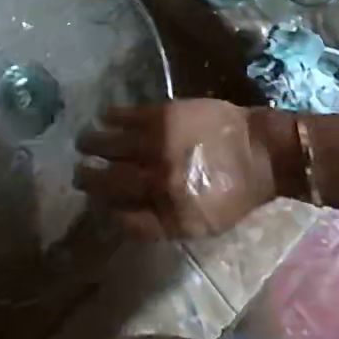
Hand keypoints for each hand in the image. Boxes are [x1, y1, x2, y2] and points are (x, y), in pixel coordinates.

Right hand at [74, 100, 280, 238]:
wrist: (260, 151)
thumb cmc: (235, 192)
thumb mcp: (202, 223)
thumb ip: (162, 221)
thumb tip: (123, 212)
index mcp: (171, 215)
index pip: (123, 219)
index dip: (104, 210)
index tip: (94, 202)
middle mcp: (158, 182)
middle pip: (109, 182)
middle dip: (88, 178)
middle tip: (77, 173)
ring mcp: (156, 145)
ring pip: (108, 146)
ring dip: (91, 144)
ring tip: (82, 142)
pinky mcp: (159, 115)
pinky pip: (122, 116)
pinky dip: (108, 118)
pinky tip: (104, 118)